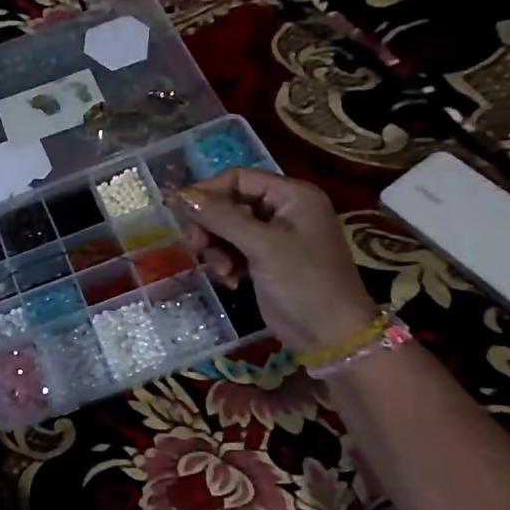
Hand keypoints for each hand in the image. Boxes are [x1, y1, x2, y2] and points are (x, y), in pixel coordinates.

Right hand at [167, 168, 377, 351]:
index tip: (182, 213)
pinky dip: (226, 263)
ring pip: (226, 229)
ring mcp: (274, 236)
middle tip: (196, 248)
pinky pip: (232, 250)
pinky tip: (231, 280)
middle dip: (210, 226)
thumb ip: (222, 218)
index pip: (239, 178)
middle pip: (229, 204)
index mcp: (292, 195)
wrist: (328, 332)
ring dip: (216, 249)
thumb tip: (181, 196)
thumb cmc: (303, 280)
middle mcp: (283, 209)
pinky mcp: (265, 260)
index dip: (209, 192)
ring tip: (222, 271)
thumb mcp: (262, 245)